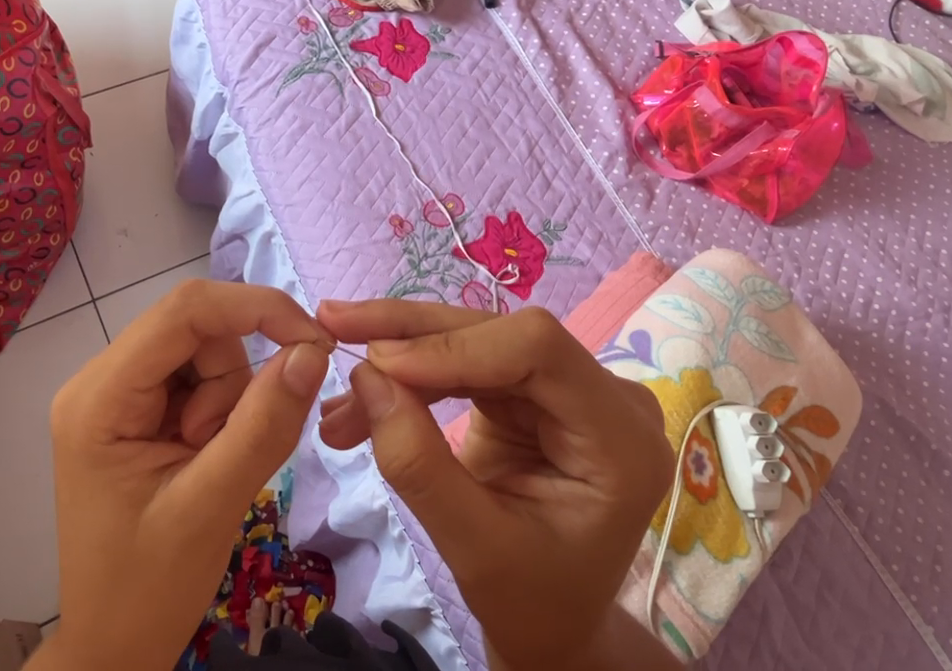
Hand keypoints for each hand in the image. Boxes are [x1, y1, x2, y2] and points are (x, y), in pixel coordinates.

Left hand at [29, 281, 332, 670]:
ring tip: (210, 463)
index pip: (184, 311)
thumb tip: (312, 352)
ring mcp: (116, 395)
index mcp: (100, 396)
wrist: (113, 645)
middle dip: (234, 379)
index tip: (314, 344)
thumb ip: (264, 424)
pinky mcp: (134, 412)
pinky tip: (207, 457)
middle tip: (225, 448)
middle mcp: (99, 380)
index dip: (256, 309)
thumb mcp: (213, 505)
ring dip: (229, 399)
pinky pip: (197, 380)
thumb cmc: (151, 586)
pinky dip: (221, 410)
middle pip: (196, 330)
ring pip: (203, 352)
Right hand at [317, 301, 675, 670]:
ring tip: (335, 392)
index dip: (452, 346)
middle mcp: (604, 397)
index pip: (536, 351)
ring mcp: (567, 390)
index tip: (376, 362)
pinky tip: (360, 400)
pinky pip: (461, 364)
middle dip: (409, 334)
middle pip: (499, 333)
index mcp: (619, 440)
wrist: (550, 624)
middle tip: (332, 326)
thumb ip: (417, 462)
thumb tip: (364, 376)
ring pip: (471, 342)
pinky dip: (407, 378)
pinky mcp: (531, 392)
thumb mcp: (471, 546)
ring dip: (397, 358)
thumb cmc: (528, 601)